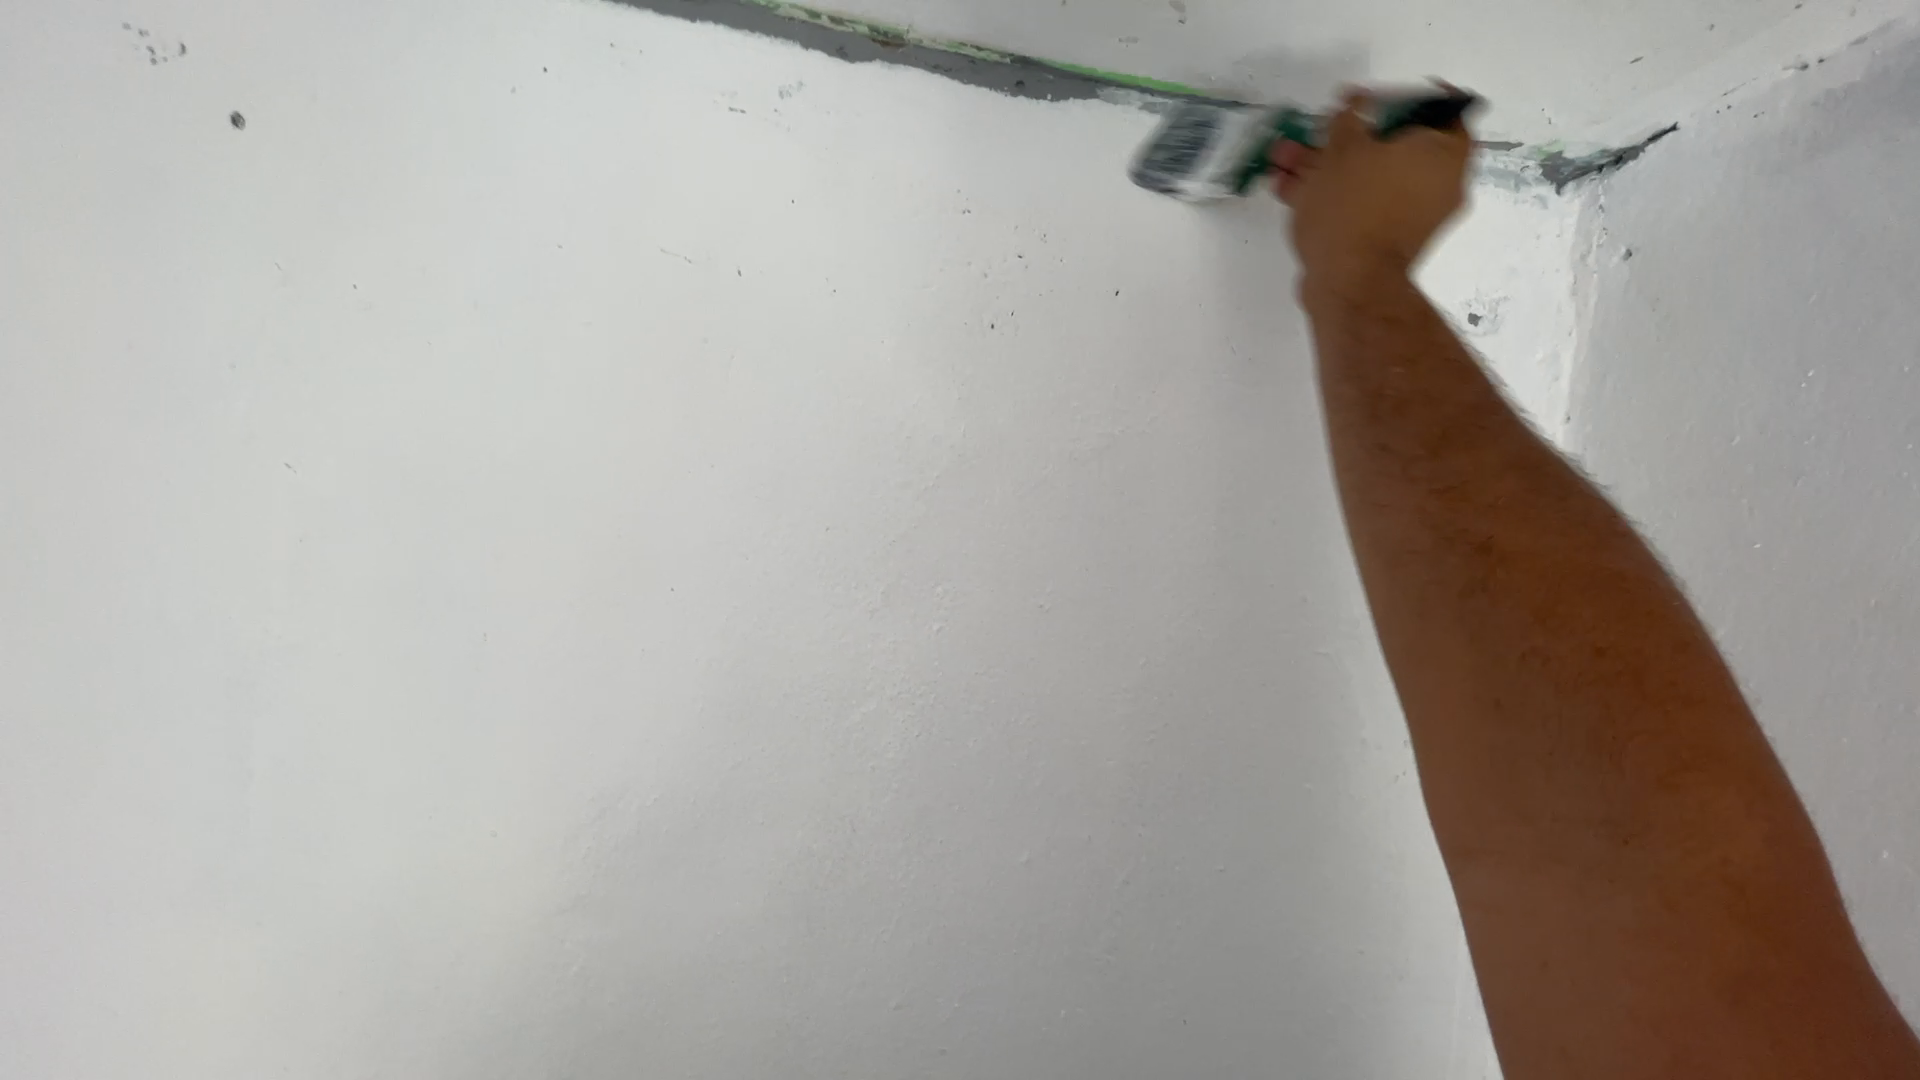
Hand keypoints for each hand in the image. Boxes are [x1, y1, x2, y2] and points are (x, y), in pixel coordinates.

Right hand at [1271, 88, 1474, 289]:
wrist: (1349, 285)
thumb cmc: (1354, 208)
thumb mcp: (1345, 149)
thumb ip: (1350, 118)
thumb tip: (1357, 105)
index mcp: (1446, 152)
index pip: (1436, 107)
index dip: (1397, 97)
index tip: (1364, 100)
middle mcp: (1437, 184)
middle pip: (1389, 148)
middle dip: (1343, 139)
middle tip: (1311, 133)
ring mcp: (1409, 217)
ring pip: (1366, 180)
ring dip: (1324, 168)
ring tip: (1283, 162)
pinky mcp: (1382, 244)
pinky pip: (1359, 208)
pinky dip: (1330, 198)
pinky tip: (1289, 190)